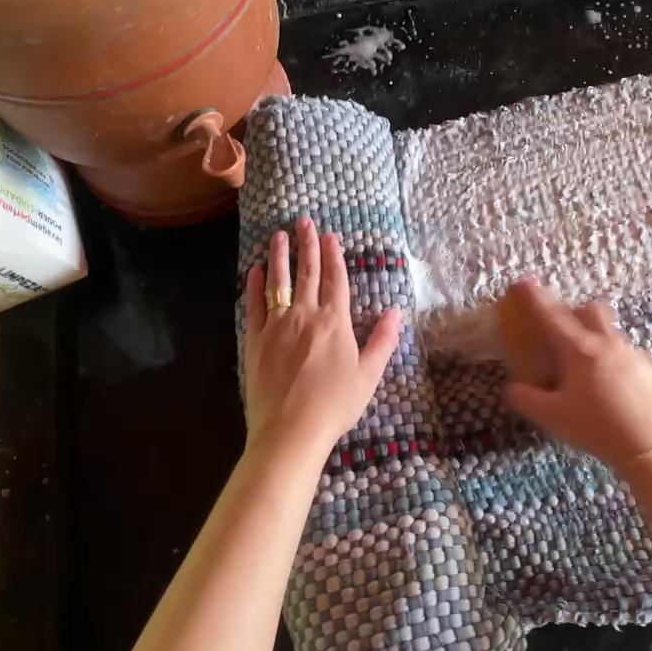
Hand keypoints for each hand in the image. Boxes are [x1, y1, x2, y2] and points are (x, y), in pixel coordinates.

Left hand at [243, 217, 402, 458]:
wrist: (291, 429)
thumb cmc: (335, 405)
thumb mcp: (368, 375)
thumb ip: (383, 341)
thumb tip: (397, 311)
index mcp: (335, 322)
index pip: (336, 280)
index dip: (333, 256)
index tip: (329, 235)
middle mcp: (305, 315)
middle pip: (307, 273)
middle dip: (306, 245)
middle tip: (303, 221)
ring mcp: (277, 326)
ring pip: (278, 282)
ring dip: (279, 257)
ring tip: (278, 235)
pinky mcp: (255, 340)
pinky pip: (254, 306)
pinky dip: (254, 286)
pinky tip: (254, 270)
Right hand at [499, 279, 651, 469]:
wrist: (651, 450)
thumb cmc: (596, 430)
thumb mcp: (552, 417)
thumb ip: (526, 399)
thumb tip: (511, 388)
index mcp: (579, 351)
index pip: (551, 316)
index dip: (534, 298)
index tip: (522, 282)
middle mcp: (608, 344)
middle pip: (590, 309)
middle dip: (573, 312)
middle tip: (561, 333)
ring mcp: (634, 354)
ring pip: (611, 331)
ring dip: (595, 337)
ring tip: (588, 368)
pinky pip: (628, 354)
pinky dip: (614, 361)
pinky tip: (613, 389)